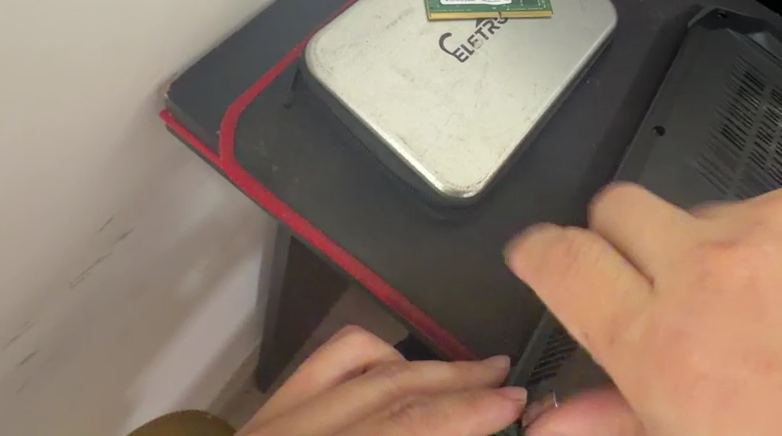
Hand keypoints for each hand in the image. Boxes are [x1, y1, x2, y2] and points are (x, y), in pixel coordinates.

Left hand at [240, 326, 525, 435]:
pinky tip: (404, 364)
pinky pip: (328, 360)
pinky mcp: (265, 413)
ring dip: (427, 366)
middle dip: (460, 387)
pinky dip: (375, 353)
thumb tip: (465, 435)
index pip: (407, 430)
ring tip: (474, 368)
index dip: (467, 416)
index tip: (516, 405)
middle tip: (510, 381)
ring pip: (365, 366)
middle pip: (393, 397)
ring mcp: (275, 423)